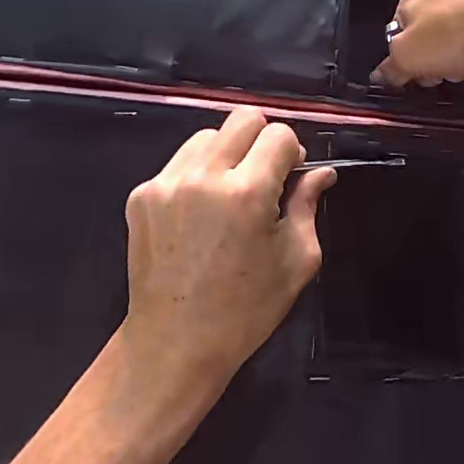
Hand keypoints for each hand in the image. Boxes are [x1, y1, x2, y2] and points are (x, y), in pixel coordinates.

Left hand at [121, 108, 334, 380]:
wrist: (174, 345)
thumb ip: (308, 204)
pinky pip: (181, 161)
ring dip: (229, 153)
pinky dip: (199, 173)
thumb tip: (322, 172)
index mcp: (247, 193)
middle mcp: (204, 177)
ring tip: (230, 193)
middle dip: (262, 141)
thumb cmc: (247, 308)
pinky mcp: (141, 195)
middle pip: (243, 118)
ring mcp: (166, 184)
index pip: (279, 134)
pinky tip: (202, 210)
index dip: (293, 152)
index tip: (291, 178)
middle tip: (265, 177)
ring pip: (210, 135)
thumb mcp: (297, 258)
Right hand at [370, 0, 463, 86]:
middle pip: (427, 46)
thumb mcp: (405, 56)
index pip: (396, 35)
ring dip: (457, 68)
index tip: (407, 74)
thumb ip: (390, 68)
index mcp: (410, 1)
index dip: (401, 59)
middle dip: (433, 66)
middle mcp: (439, 1)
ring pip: (454, 53)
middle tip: (437, 71)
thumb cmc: (454, 30)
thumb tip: (381, 75)